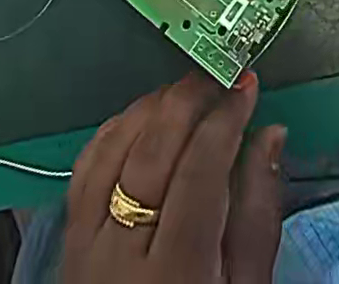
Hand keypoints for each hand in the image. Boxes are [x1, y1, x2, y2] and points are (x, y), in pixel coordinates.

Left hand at [61, 71, 285, 283]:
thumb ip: (259, 209)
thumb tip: (271, 131)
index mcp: (176, 273)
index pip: (199, 173)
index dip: (225, 120)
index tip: (247, 86)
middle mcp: (120, 256)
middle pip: (150, 153)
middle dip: (187, 101)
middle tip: (216, 75)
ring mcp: (85, 246)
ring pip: (112, 151)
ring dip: (151, 108)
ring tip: (186, 91)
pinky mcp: (68, 241)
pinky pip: (85, 167)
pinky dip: (114, 129)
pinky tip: (142, 116)